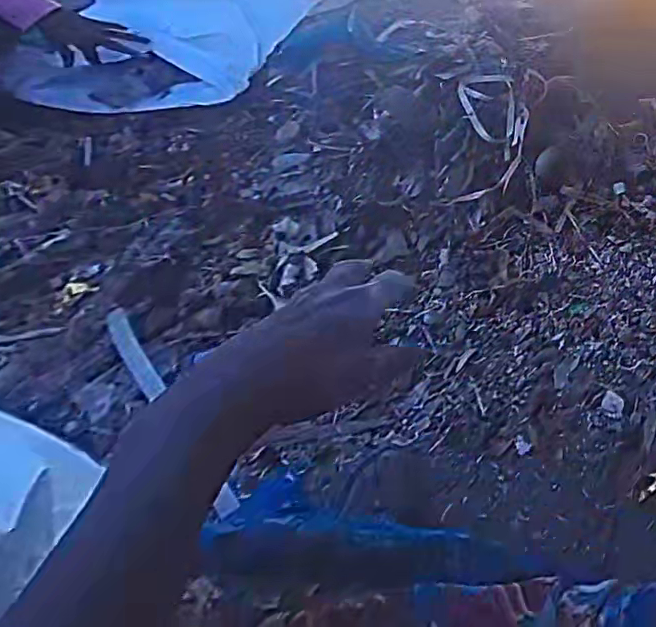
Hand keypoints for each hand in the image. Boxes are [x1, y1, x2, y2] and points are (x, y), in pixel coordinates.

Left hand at [33, 8, 146, 66]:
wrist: (49, 14)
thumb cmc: (53, 31)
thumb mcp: (59, 45)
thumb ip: (67, 56)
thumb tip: (68, 67)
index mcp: (86, 43)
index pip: (98, 58)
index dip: (104, 65)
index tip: (119, 71)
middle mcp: (95, 36)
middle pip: (116, 44)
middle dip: (130, 50)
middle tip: (146, 55)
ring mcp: (97, 28)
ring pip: (119, 34)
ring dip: (133, 37)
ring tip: (146, 39)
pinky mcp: (95, 22)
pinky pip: (110, 25)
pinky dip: (118, 27)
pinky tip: (126, 28)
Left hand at [192, 265, 421, 428]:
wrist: (235, 386)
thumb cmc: (311, 378)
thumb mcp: (363, 377)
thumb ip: (394, 361)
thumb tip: (420, 350)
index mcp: (362, 301)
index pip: (392, 282)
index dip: (405, 286)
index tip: (411, 294)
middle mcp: (334, 292)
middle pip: (355, 270)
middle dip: (368, 273)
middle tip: (375, 282)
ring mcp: (300, 300)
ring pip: (327, 282)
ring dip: (340, 286)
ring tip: (345, 300)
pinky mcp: (274, 315)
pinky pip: (304, 300)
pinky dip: (316, 304)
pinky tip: (312, 323)